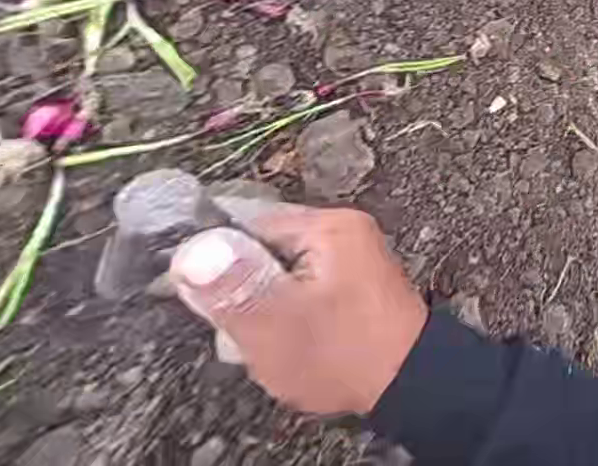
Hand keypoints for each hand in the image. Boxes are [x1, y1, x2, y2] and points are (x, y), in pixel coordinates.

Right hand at [169, 207, 427, 415]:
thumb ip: (233, 283)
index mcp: (331, 226)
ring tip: (275, 335)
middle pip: (265, 246)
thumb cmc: (344, 350)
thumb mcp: (274, 320)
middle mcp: (346, 229)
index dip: (215, 258)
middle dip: (243, 287)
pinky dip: (286, 311)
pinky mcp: (352, 278)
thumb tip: (195, 246)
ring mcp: (352, 253)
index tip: (198, 291)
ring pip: (279, 271)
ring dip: (264, 305)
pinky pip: (301, 286)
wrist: (402, 376)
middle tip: (248, 323)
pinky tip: (292, 337)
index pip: (250, 220)